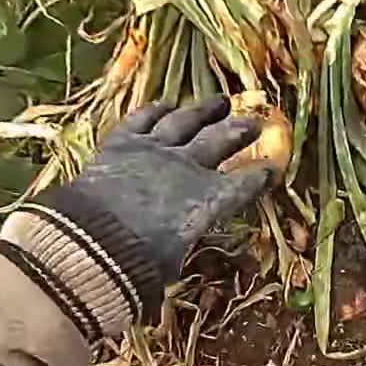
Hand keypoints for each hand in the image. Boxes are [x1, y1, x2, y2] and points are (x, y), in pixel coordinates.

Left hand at [67, 97, 272, 281]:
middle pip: (221, 142)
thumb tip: (179, 255)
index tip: (273, 168)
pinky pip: (143, 119)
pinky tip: (167, 104)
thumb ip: (182, 247)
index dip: (262, 175)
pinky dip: (156, 110)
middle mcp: (188, 167)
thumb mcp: (173, 263)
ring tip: (220, 101)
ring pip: (186, 122)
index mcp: (210, 199)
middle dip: (241, 131)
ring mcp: (155, 150)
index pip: (246, 183)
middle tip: (256, 123)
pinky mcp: (123, 144)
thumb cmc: (140, 262)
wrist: (92, 241)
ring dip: (204, 111)